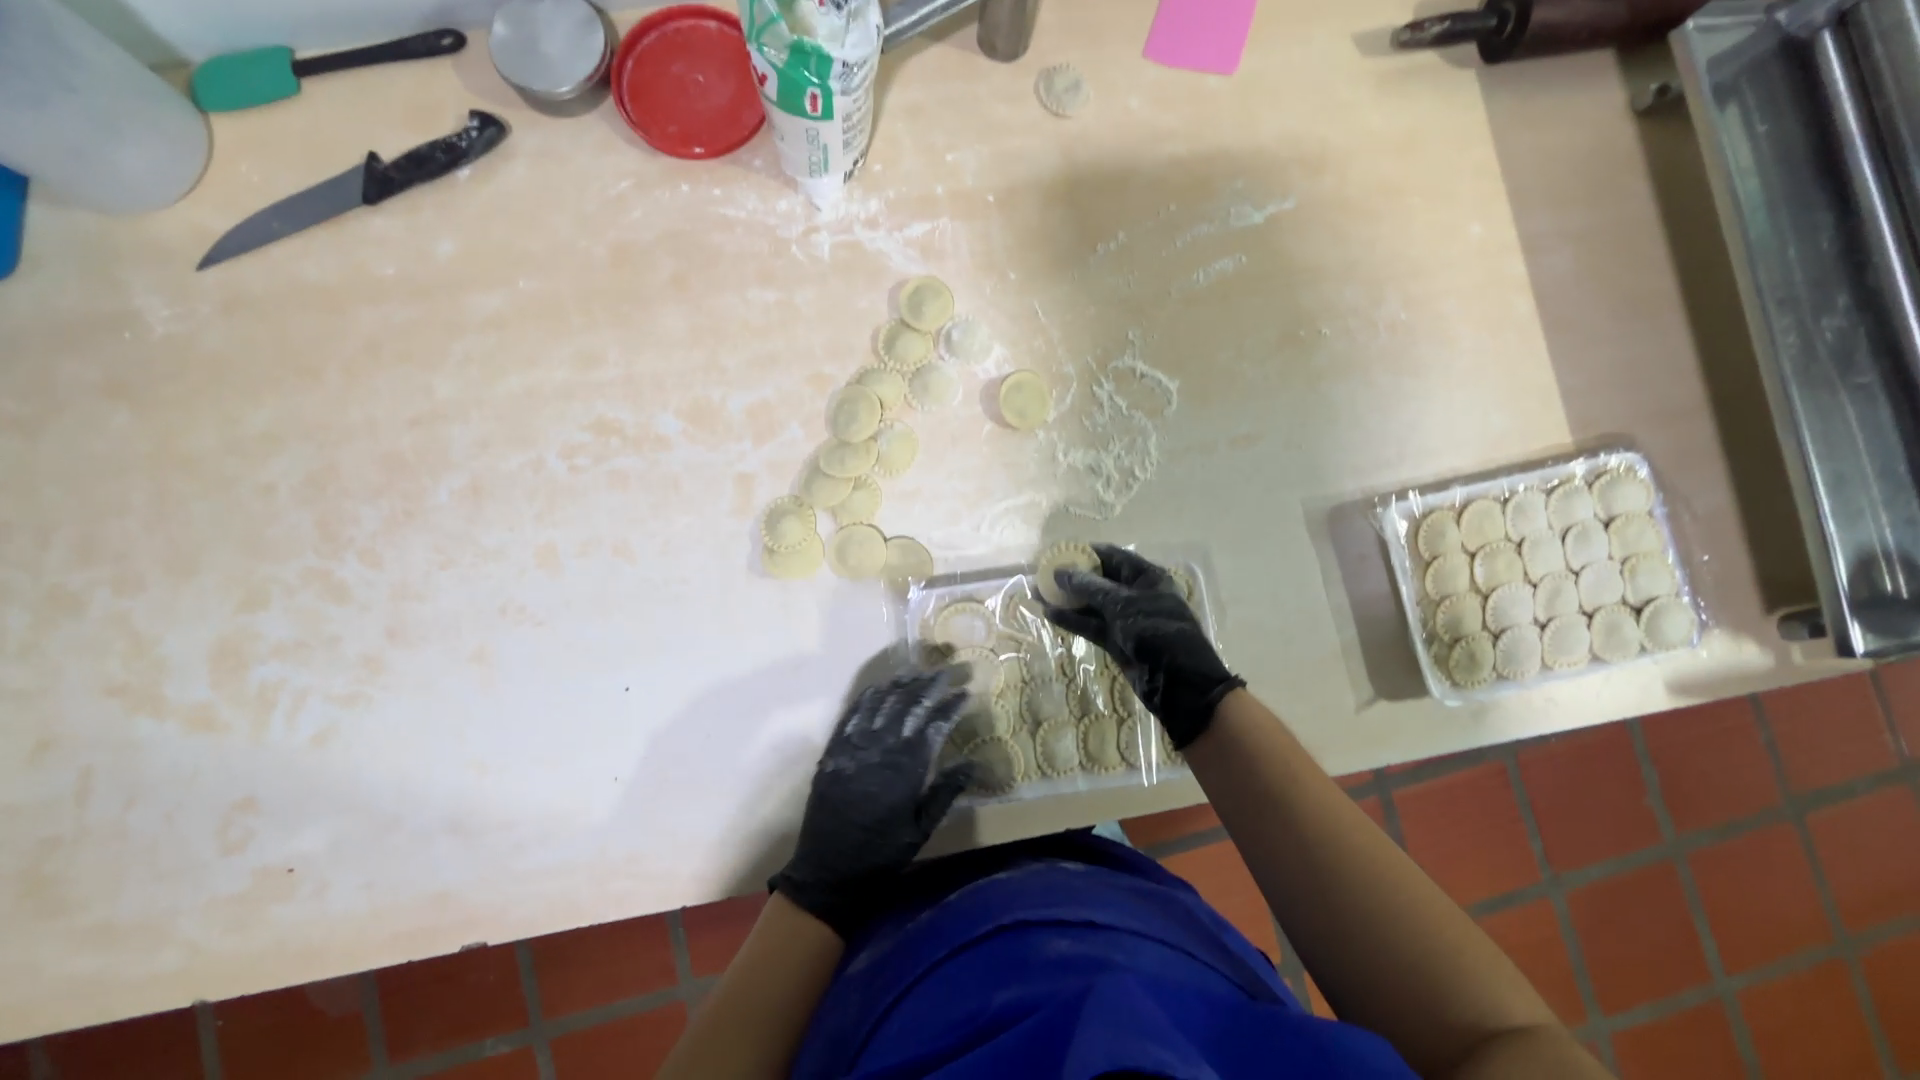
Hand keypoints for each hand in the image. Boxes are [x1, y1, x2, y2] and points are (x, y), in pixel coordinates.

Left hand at [770, 668, 973, 939]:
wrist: (828, 872)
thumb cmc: (882, 855)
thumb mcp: (921, 829)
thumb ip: (946, 792)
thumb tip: (974, 763)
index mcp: (907, 770)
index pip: (934, 725)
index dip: (951, 706)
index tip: (967, 692)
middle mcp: (881, 750)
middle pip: (908, 706)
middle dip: (931, 685)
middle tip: (948, 670)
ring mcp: (853, 748)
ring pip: (880, 704)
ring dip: (900, 685)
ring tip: (918, 671)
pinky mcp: (833, 752)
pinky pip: (851, 716)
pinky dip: (867, 698)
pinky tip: (879, 687)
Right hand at [1043, 544, 1244, 748]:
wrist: (1178, 683)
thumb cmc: (1157, 632)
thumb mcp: (1123, 605)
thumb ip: (1090, 587)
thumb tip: (1059, 572)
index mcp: (1147, 577)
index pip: (1112, 557)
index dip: (1085, 554)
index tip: (1058, 554)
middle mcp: (1137, 595)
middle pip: (1099, 580)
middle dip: (1071, 578)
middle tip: (1042, 576)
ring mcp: (1127, 620)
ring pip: (1092, 605)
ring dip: (1068, 600)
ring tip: (1038, 595)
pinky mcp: (1118, 641)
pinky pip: (1092, 626)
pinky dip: (1073, 621)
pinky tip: (1050, 615)